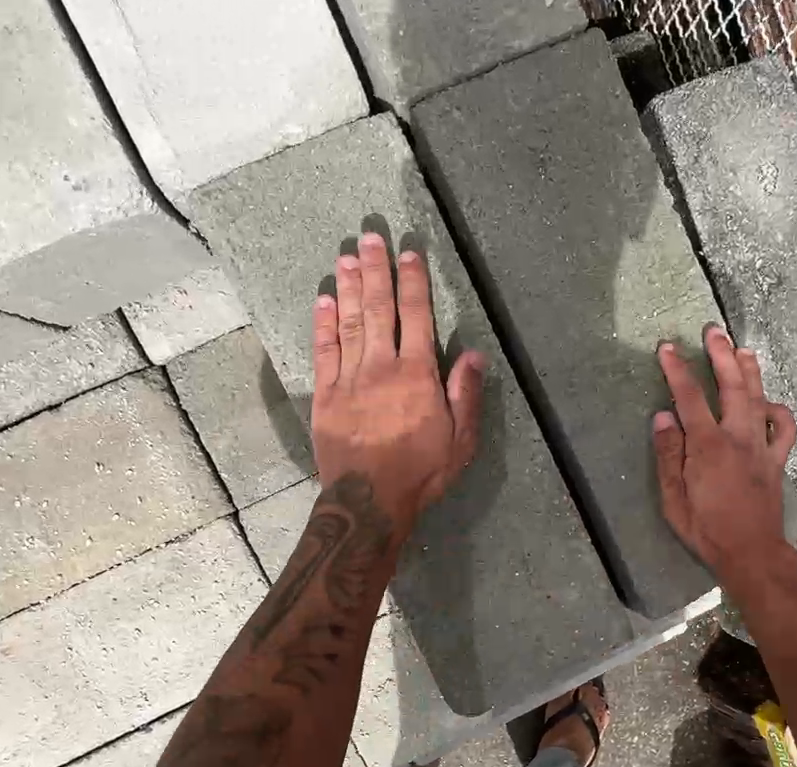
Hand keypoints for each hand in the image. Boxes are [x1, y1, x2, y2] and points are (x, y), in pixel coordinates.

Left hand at [311, 233, 484, 533]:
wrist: (369, 501)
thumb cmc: (421, 472)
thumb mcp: (460, 440)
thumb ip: (465, 395)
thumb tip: (472, 354)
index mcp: (417, 376)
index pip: (415, 317)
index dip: (412, 282)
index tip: (407, 253)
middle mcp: (381, 367)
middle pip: (378, 309)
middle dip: (375, 270)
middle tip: (369, 236)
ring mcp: (349, 379)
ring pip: (350, 323)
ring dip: (349, 287)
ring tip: (346, 256)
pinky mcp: (326, 395)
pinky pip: (324, 351)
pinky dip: (323, 323)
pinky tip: (324, 299)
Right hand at [652, 325, 796, 589]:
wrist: (751, 552)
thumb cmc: (706, 529)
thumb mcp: (673, 498)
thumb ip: (669, 455)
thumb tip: (662, 417)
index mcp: (708, 446)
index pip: (689, 397)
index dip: (677, 369)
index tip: (666, 347)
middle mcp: (738, 438)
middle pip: (732, 386)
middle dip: (721, 355)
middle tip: (713, 331)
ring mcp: (762, 447)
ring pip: (759, 398)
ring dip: (750, 371)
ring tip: (743, 349)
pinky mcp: (777, 460)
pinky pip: (785, 428)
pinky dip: (779, 411)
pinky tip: (769, 403)